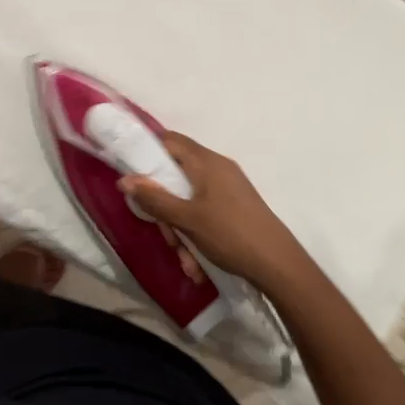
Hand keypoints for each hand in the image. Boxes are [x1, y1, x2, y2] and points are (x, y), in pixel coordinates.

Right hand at [119, 132, 309, 287]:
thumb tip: (125, 179)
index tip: (131, 172)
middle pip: (177, 174)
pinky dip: (198, 233)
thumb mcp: (186, 220)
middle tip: (166, 234)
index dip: (147, 151)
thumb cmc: (230, 235)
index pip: (169, 140)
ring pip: (190, 199)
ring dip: (182, 229)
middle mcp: (218, 167)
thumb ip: (154, 199)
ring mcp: (229, 187)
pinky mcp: (237, 206)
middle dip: (165, 206)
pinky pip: (206, 212)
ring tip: (187, 260)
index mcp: (206, 162)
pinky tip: (199, 263)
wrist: (279, 265)